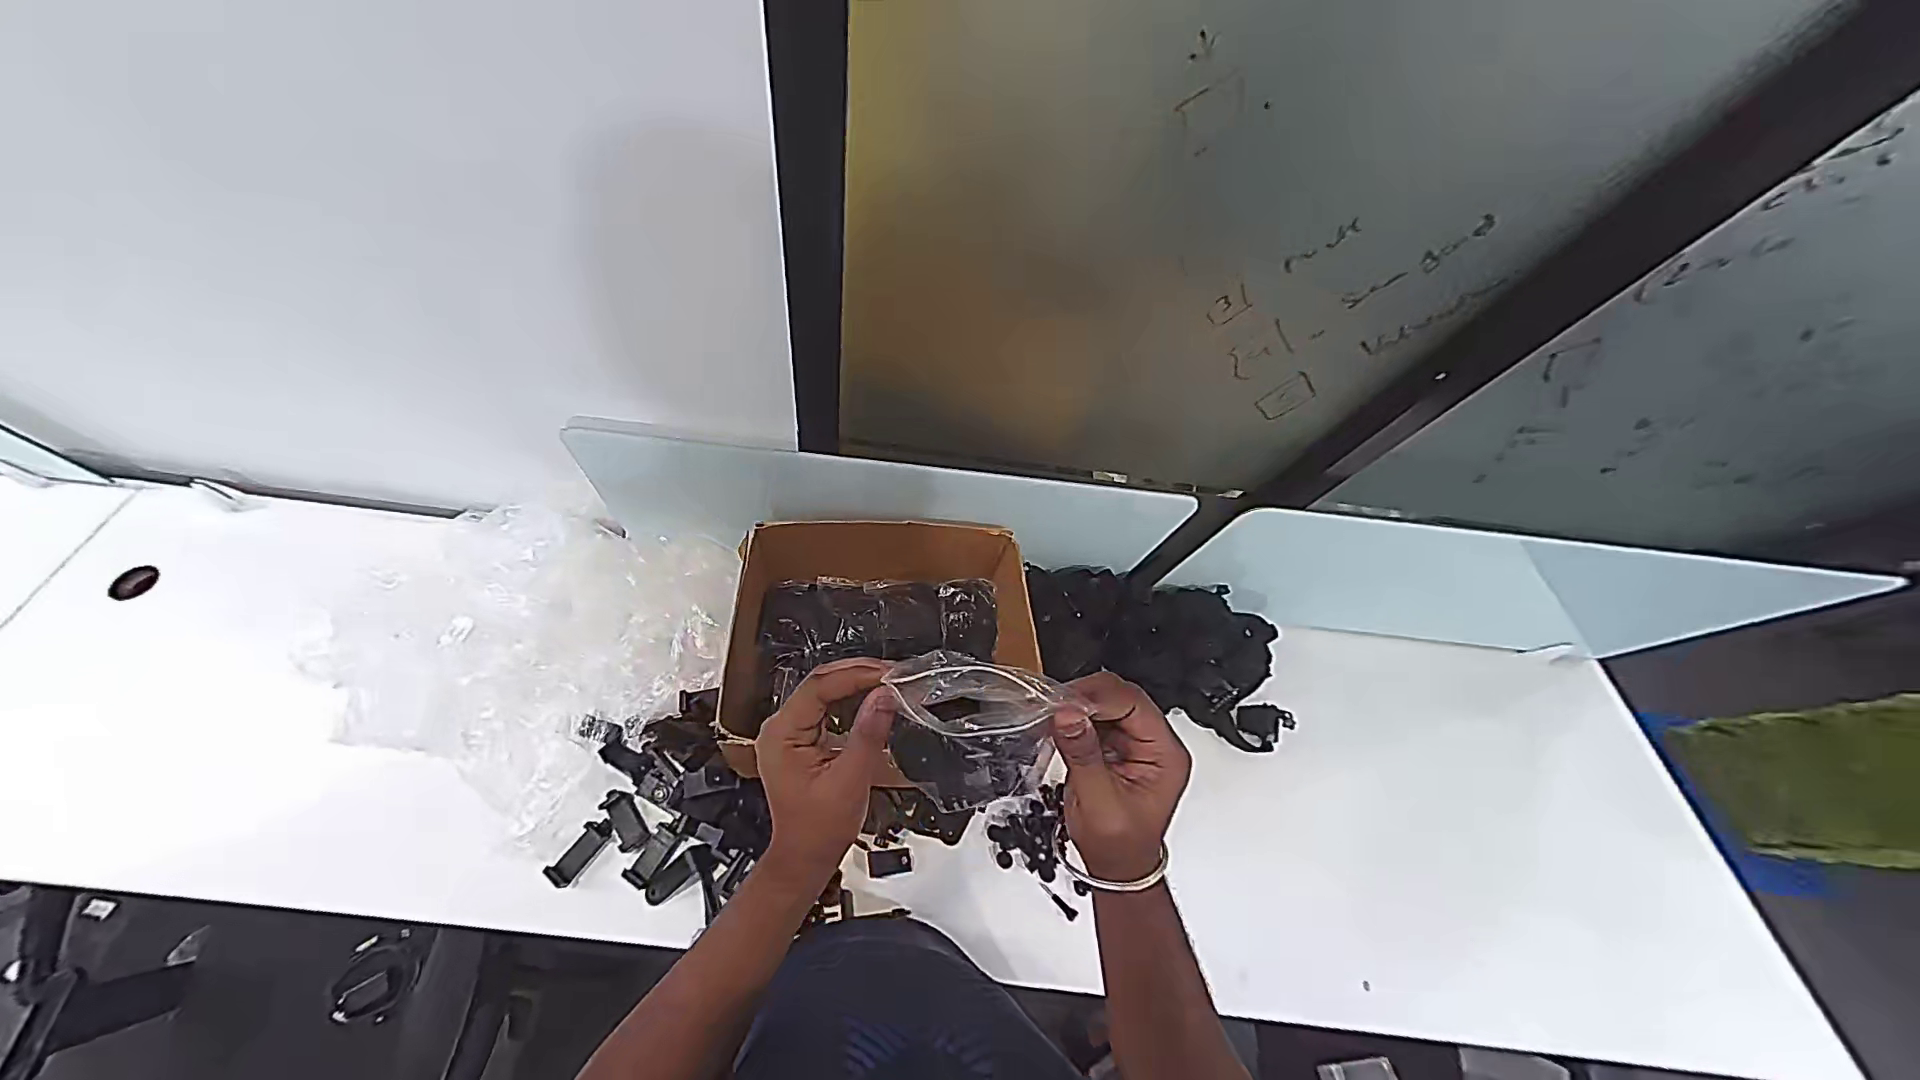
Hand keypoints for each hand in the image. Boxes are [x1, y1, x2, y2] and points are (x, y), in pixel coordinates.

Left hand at [755, 657, 893, 889]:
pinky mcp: (803, 736)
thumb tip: (884, 697)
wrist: (805, 856)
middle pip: (820, 682)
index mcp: (781, 735)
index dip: (855, 675)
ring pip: (825, 690)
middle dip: (858, 673)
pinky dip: (852, 697)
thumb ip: (867, 735)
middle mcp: (780, 728)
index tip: (886, 674)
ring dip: (857, 682)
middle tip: (892, 673)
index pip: (818, 687)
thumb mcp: (850, 781)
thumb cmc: (818, 829)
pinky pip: (827, 705)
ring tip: (887, 680)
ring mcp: (790, 731)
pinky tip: (872, 696)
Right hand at [1053, 672, 1191, 881]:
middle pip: (1120, 696)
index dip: (1099, 697)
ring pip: (1104, 702)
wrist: (1115, 866)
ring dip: (1076, 706)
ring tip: (1053, 715)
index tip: (1067, 702)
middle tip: (1055, 705)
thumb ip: (1083, 755)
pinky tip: (1058, 725)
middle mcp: (1153, 742)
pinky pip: (1092, 716)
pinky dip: (1073, 717)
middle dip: (1085, 697)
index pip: (1134, 704)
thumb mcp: (1098, 802)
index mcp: (1165, 754)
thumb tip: (1068, 714)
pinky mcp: (1113, 743)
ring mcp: (1133, 741)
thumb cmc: (1119, 845)